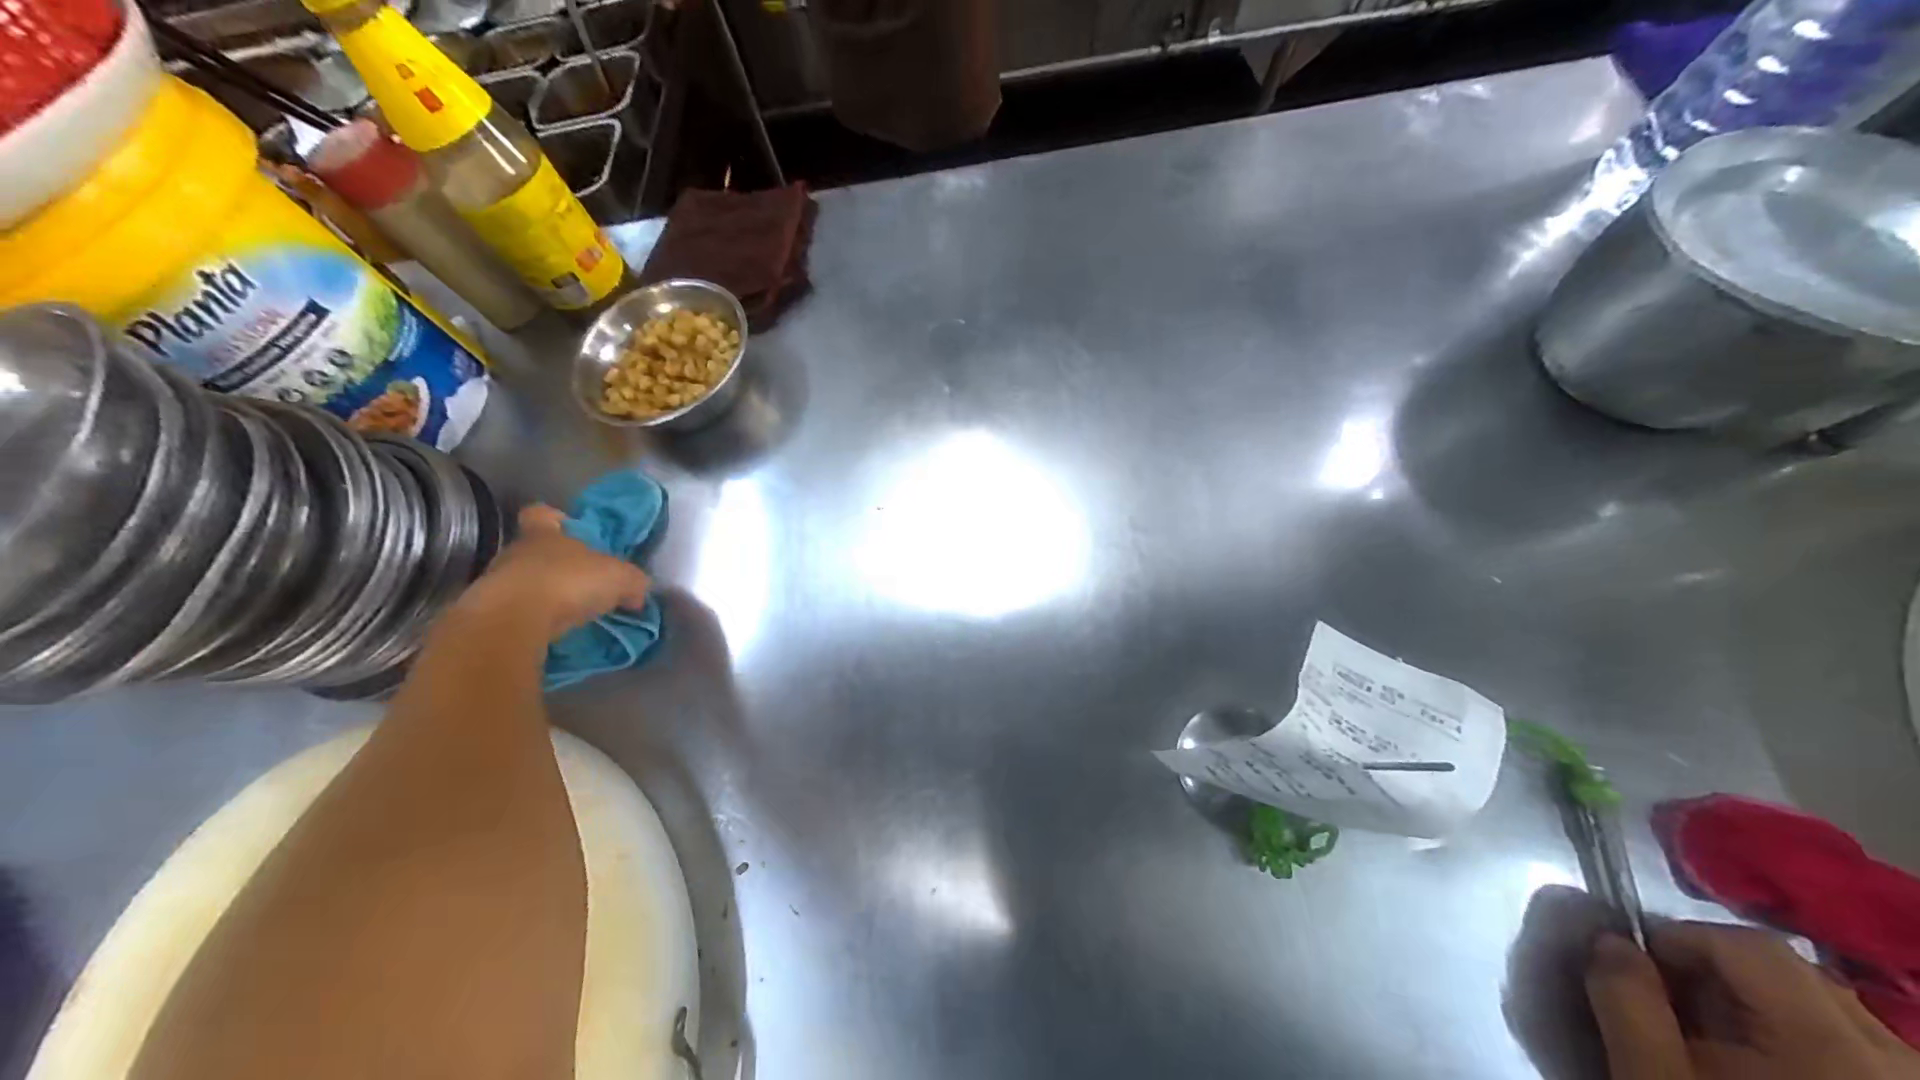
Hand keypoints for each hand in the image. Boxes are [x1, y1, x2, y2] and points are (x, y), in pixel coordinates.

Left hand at [450, 504, 653, 642]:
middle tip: (583, 583)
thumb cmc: (568, 582)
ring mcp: (496, 584)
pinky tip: (553, 633)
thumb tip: (638, 592)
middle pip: (535, 551)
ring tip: (570, 614)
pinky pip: (516, 613)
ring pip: (524, 583)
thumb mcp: (620, 578)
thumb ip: (633, 581)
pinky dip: (533, 621)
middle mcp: (516, 552)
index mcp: (544, 534)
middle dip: (557, 564)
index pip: (542, 514)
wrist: (512, 622)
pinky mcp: (488, 616)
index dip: (555, 518)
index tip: (570, 528)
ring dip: (544, 596)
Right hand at [1586, 921, 1919, 1079]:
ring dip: (1767, 1009)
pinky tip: (1773, 1075)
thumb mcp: (1652, 1077)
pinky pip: (1867, 1056)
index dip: (1682, 940)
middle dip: (1723, 975)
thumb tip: (1612, 942)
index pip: (1747, 946)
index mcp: (1826, 1043)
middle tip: (1674, 1005)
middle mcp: (1892, 1062)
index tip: (1637, 966)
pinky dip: (1810, 1047)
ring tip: (1722, 1044)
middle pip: (1797, 975)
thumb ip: (1625, 999)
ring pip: (1837, 1014)